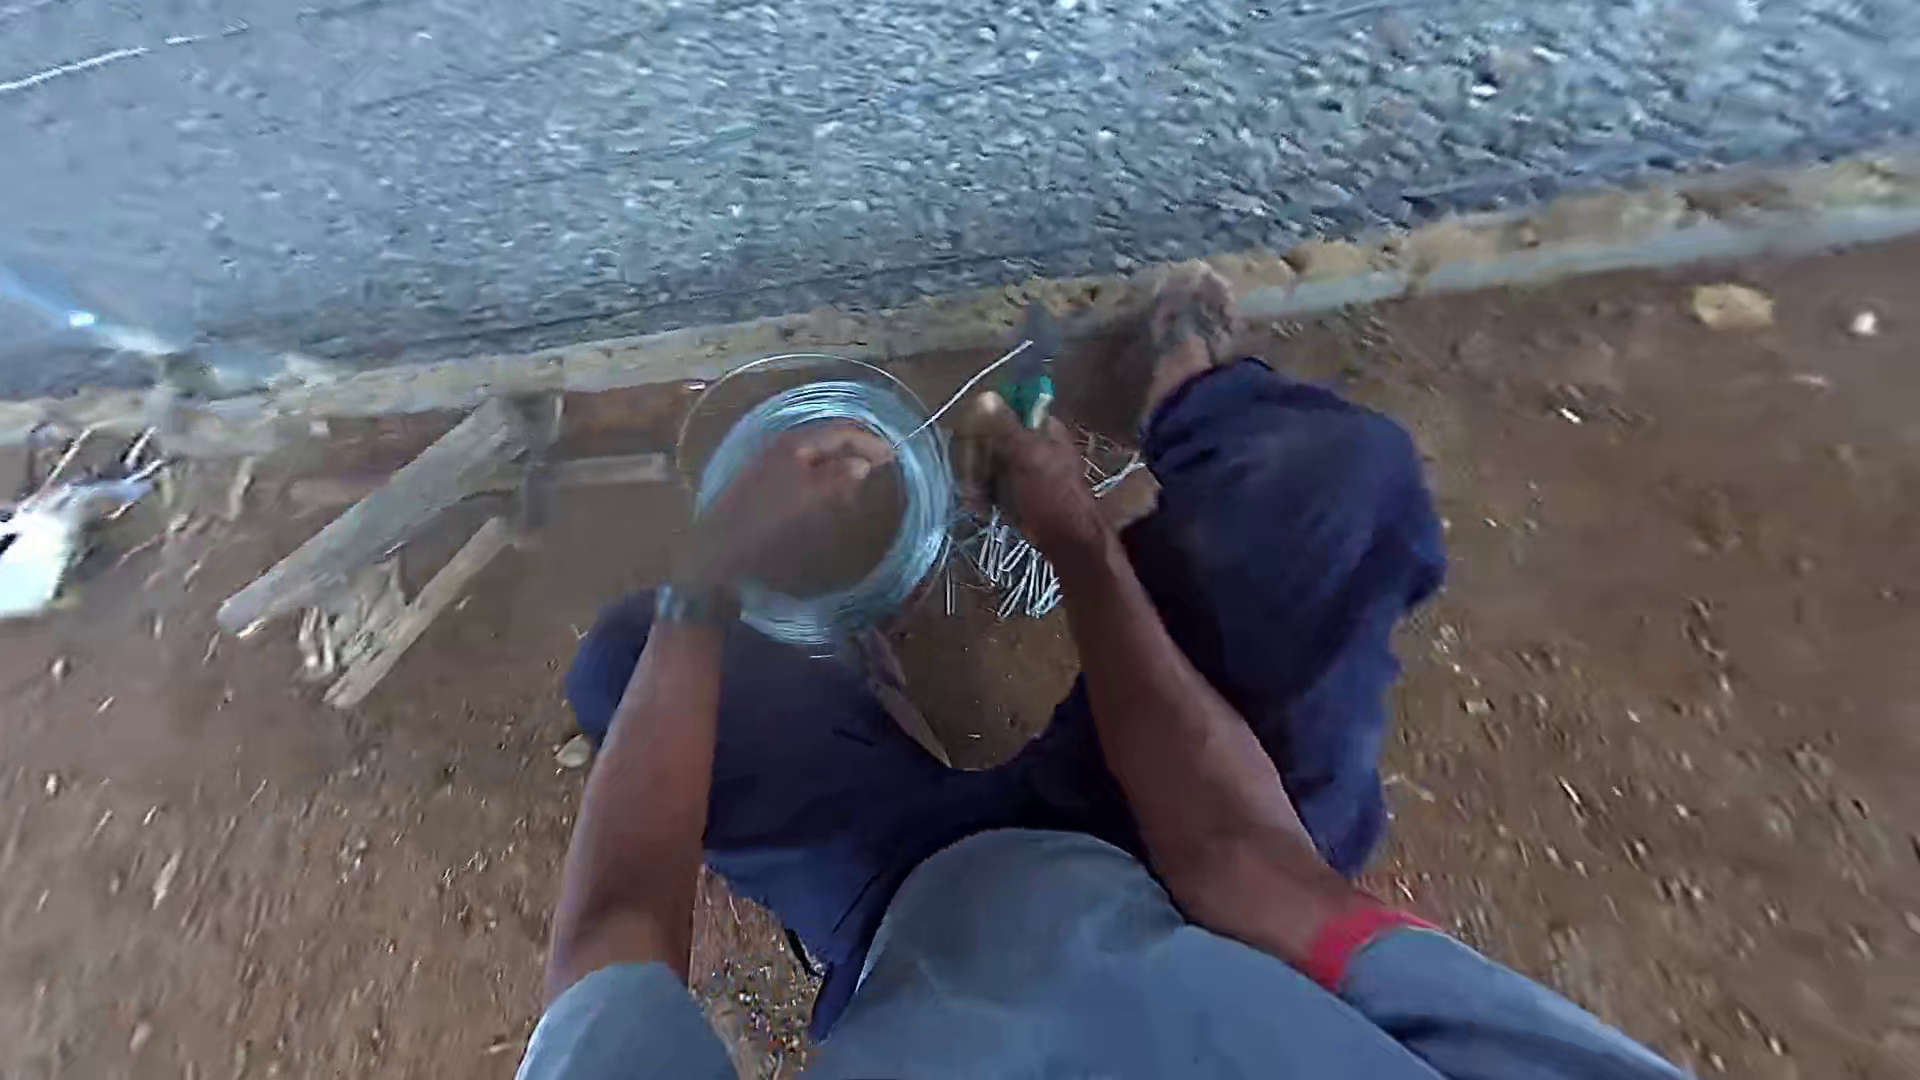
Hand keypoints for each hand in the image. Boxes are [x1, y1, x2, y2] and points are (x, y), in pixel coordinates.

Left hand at [675, 421, 894, 591]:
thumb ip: (839, 477)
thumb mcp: (811, 497)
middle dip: (857, 449)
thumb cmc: (769, 519)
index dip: (870, 442)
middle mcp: (785, 445)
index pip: (843, 431)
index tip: (893, 457)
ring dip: (842, 463)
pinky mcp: (768, 479)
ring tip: (859, 482)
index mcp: (797, 443)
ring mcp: (774, 461)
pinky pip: (808, 467)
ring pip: (819, 453)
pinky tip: (831, 494)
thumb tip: (863, 464)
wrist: (721, 546)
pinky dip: (827, 475)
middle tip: (880, 467)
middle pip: (830, 438)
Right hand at [953, 392, 1109, 558]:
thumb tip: (987, 395)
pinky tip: (980, 507)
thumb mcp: (1028, 457)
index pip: (997, 411)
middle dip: (974, 461)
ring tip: (977, 502)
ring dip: (975, 481)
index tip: (971, 450)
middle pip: (986, 438)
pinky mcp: (1015, 488)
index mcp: (1039, 426)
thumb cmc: (1052, 497)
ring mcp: (1022, 466)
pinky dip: (981, 494)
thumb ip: (1006, 426)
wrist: (1069, 542)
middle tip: (972, 484)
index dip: (979, 429)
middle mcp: (1029, 441)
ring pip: (984, 462)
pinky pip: (989, 483)